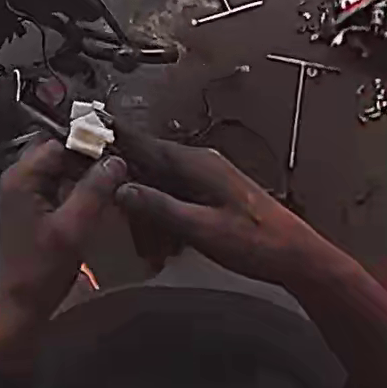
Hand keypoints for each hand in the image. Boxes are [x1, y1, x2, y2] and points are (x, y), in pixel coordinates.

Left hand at [0, 140, 128, 373]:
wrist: (21, 305)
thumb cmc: (43, 267)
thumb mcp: (73, 228)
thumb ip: (94, 190)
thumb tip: (116, 160)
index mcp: (22, 176)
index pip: (58, 142)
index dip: (88, 143)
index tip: (119, 150)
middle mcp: (19, 177)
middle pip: (58, 151)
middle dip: (88, 155)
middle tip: (120, 162)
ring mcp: (24, 192)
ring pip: (59, 167)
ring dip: (84, 170)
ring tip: (116, 176)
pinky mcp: (33, 206)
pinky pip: (57, 183)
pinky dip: (77, 185)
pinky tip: (100, 193)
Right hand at [112, 129, 386, 387]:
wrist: (300, 259)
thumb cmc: (255, 242)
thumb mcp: (202, 228)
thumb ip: (159, 206)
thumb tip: (120, 188)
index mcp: (194, 164)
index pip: (144, 143)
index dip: (114, 137)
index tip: (86, 128)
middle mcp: (197, 164)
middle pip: (147, 169)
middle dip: (132, 198)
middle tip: (125, 227)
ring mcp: (204, 178)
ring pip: (159, 188)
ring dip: (150, 216)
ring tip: (152, 251)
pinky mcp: (210, 194)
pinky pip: (174, 199)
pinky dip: (165, 220)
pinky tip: (167, 248)